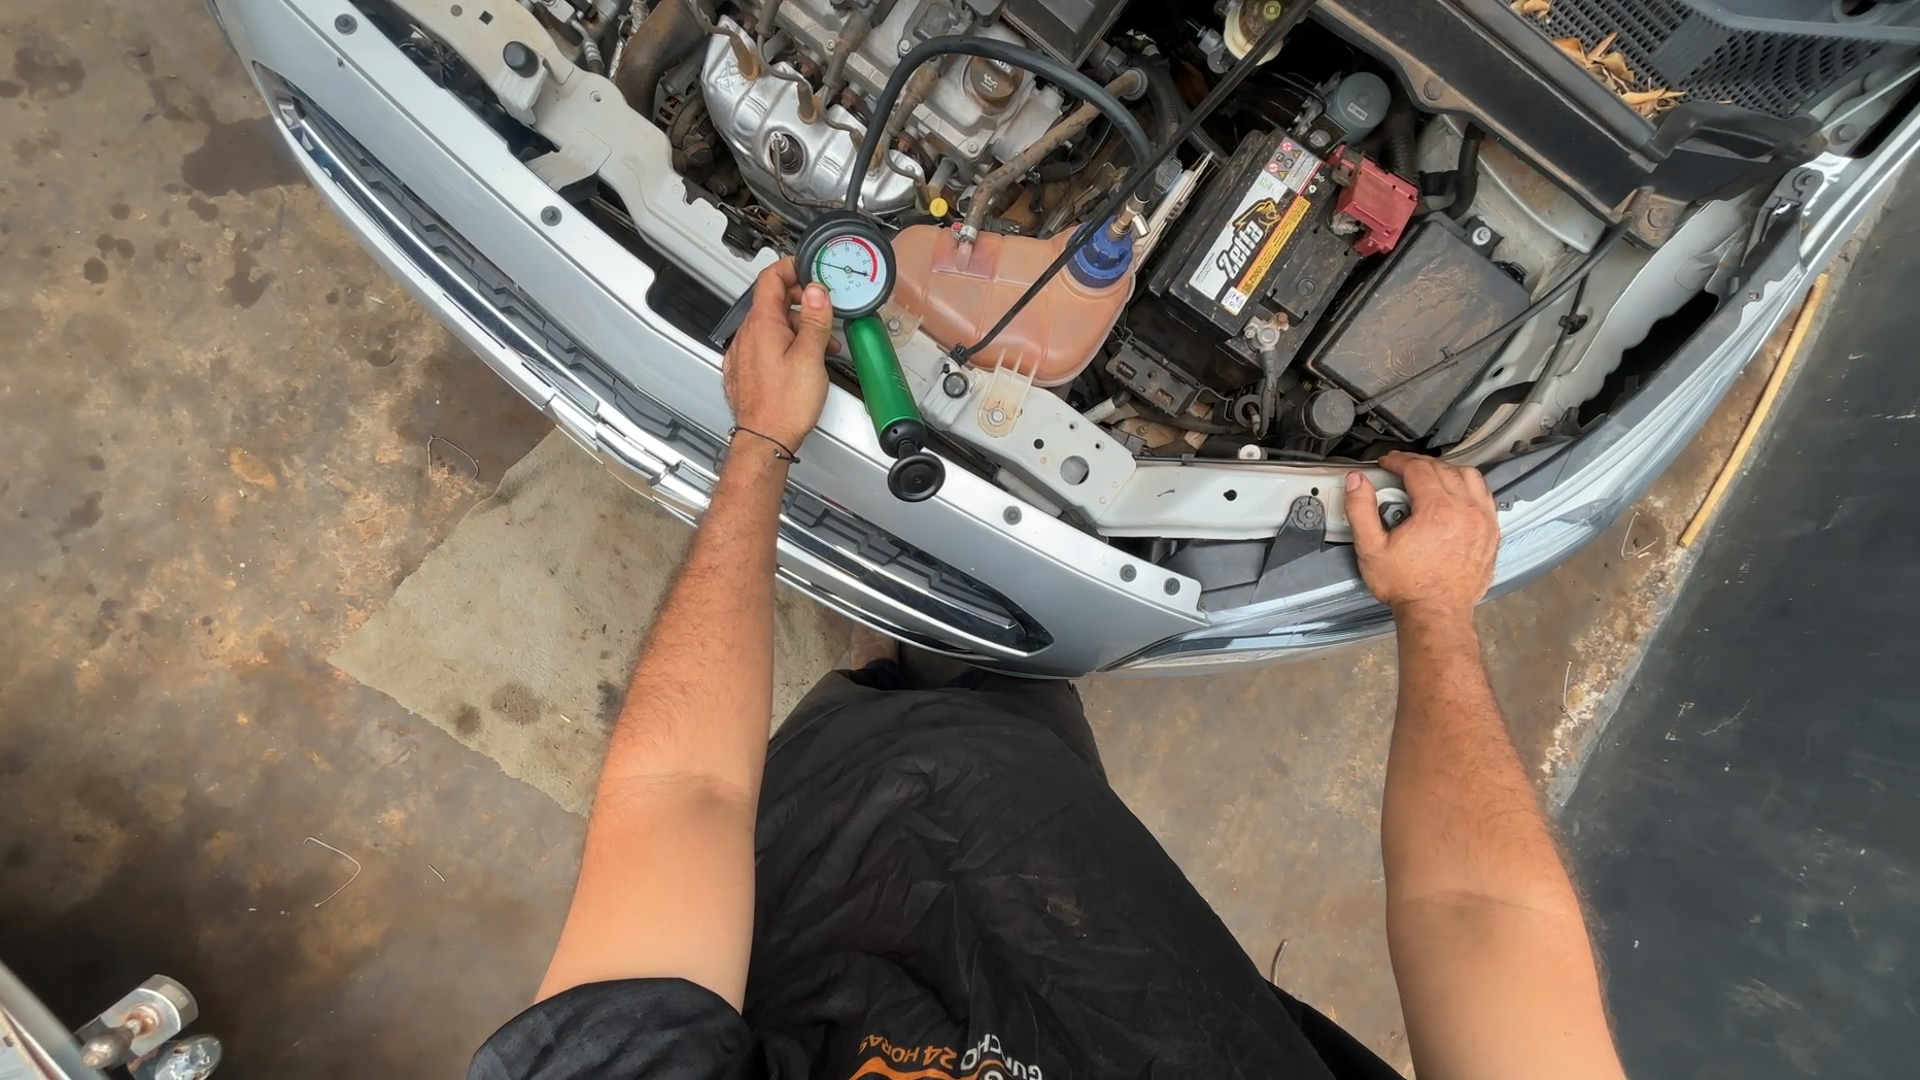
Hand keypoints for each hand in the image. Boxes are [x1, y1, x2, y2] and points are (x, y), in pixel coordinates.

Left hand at [723, 258, 833, 452]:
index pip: (770, 278)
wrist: (765, 438)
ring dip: (797, 328)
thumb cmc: (784, 405)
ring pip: (771, 326)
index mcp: (762, 324)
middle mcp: (747, 335)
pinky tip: (802, 360)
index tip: (809, 270)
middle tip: (824, 311)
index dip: (791, 268)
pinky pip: (765, 346)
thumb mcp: (810, 357)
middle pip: (773, 302)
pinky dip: (785, 345)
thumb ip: (814, 320)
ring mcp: (743, 353)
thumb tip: (817, 292)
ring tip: (821, 345)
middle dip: (801, 302)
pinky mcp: (745, 370)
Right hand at [1346, 452, 1500, 622]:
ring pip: (1470, 477)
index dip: (1398, 461)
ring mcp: (1483, 521)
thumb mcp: (1370, 548)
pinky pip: (1485, 496)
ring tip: (1427, 476)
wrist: (1436, 613)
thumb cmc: (1405, 585)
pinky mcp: (1491, 533)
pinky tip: (1454, 493)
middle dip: (1418, 463)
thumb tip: (1356, 482)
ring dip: (1446, 470)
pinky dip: (1468, 486)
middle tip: (1400, 467)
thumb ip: (1360, 510)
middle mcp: (1465, 511)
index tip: (1386, 463)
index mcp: (1437, 511)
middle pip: (1443, 469)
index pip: (1418, 469)